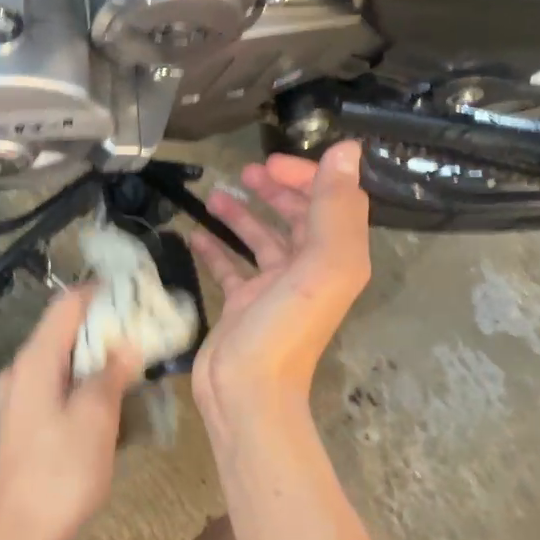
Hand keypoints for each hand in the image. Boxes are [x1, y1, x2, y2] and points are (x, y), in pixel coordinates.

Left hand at [0, 288, 139, 539]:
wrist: (22, 529)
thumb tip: (125, 343)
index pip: (67, 305)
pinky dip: (88, 382)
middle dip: (108, 326)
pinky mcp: (28, 419)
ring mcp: (22, 396)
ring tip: (143, 362)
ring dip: (102, 357)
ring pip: (66, 360)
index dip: (103, 293)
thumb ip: (111, 373)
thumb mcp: (95, 417)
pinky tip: (118, 398)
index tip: (141, 293)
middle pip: (66, 330)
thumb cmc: (61, 471)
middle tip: (152, 330)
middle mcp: (22, 370)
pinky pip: (61, 385)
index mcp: (34, 361)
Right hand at [188, 141, 371, 437]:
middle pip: (297, 218)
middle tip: (243, 171)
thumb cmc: (284, 329)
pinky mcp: (241, 305)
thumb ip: (334, 207)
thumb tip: (345, 149)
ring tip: (214, 196)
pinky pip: (230, 268)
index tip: (270, 163)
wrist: (246, 390)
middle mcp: (309, 271)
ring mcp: (273, 290)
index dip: (307, 176)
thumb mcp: (320, 265)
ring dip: (242, 215)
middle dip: (275, 190)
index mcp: (336, 258)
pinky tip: (193, 234)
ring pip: (261, 240)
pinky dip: (215, 249)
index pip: (331, 202)